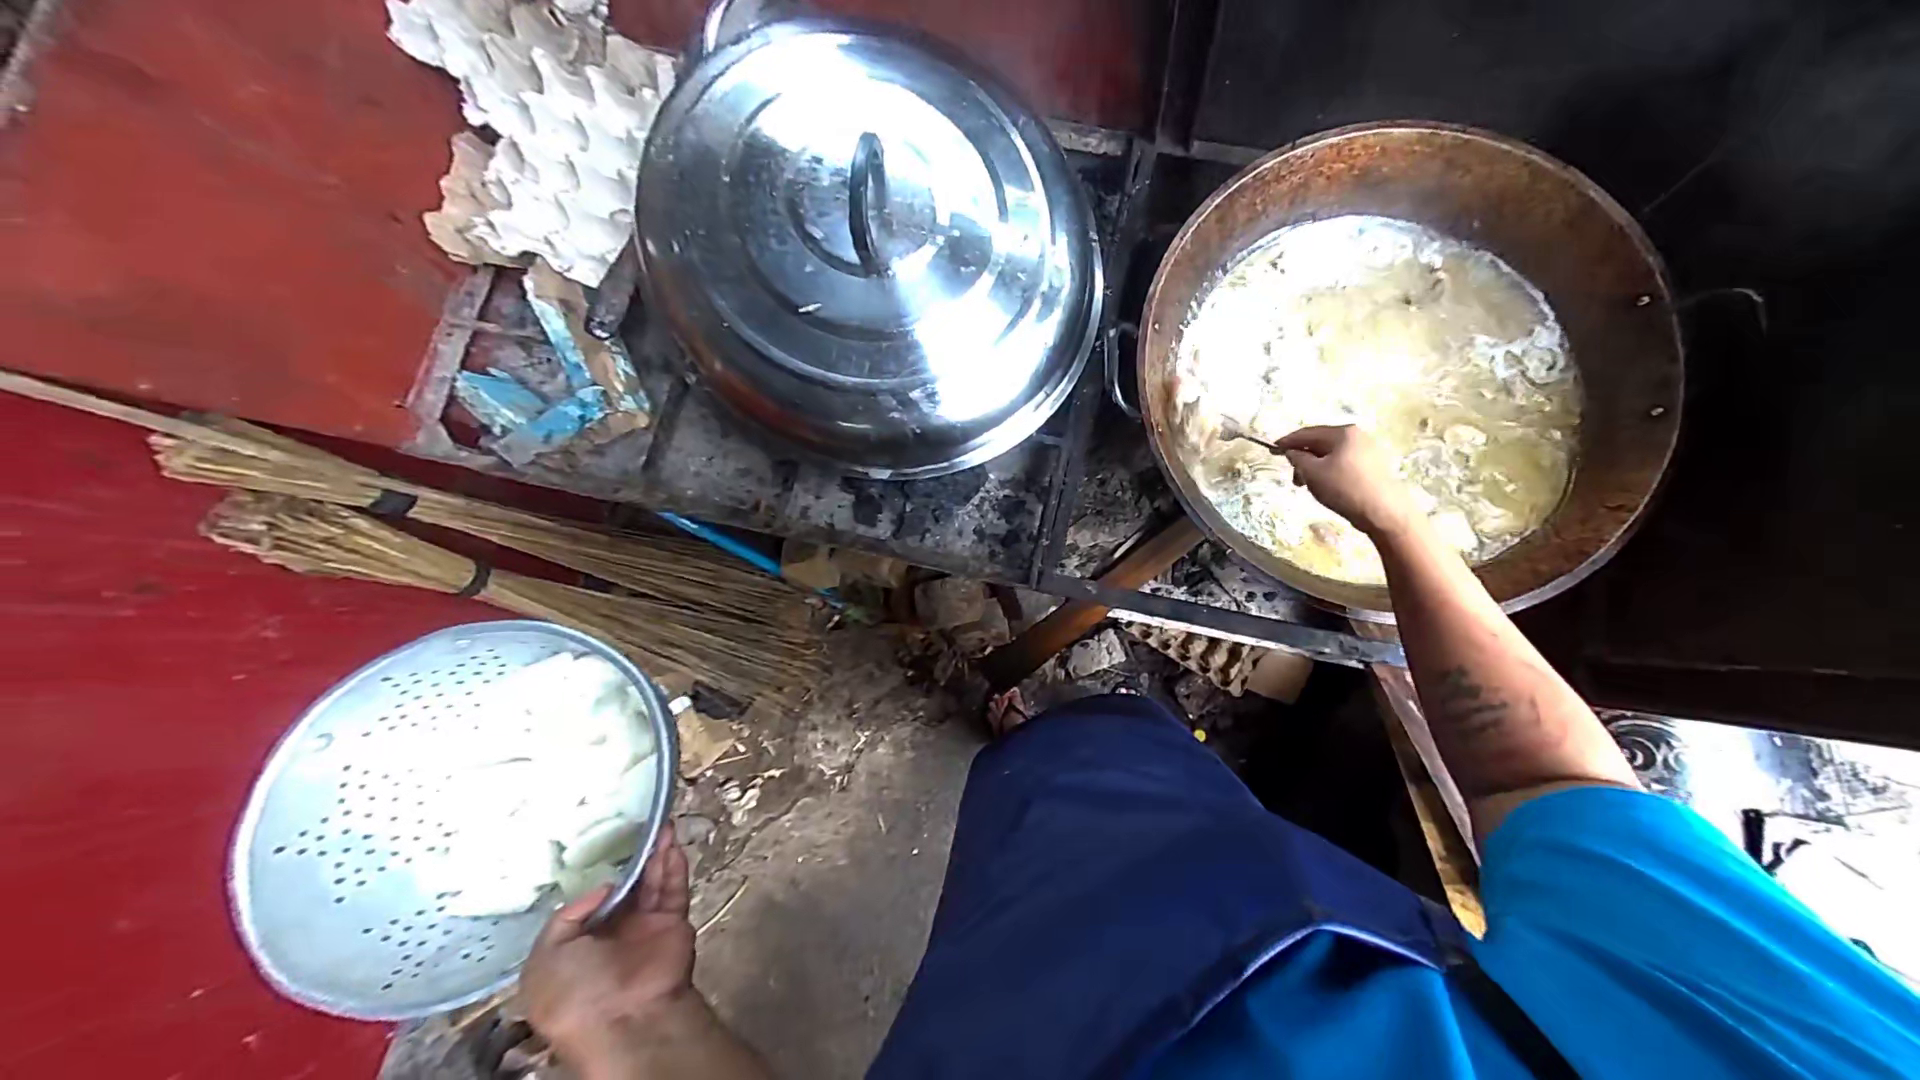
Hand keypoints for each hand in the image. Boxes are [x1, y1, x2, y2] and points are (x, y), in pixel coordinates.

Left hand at [522, 822, 694, 1066]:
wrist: (626, 1016)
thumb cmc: (574, 992)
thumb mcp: (545, 958)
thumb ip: (566, 916)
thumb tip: (603, 887)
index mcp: (579, 946)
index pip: (590, 903)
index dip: (598, 876)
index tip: (604, 845)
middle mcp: (612, 934)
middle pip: (625, 887)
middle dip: (633, 858)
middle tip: (639, 826)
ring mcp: (645, 927)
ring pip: (651, 882)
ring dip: (656, 854)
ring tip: (662, 825)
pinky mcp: (672, 922)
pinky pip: (673, 889)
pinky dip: (674, 867)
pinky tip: (672, 844)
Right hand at [1274, 425, 1416, 537]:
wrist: (1382, 510)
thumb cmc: (1343, 487)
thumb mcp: (1312, 472)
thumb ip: (1297, 458)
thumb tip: (1292, 452)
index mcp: (1342, 433)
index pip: (1307, 433)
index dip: (1287, 442)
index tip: (1271, 449)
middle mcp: (1357, 436)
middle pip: (1319, 443)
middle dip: (1302, 458)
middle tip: (1293, 477)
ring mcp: (1367, 450)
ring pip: (1331, 454)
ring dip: (1314, 467)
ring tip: (1308, 485)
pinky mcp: (1372, 466)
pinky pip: (1342, 463)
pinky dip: (1328, 471)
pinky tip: (1325, 485)